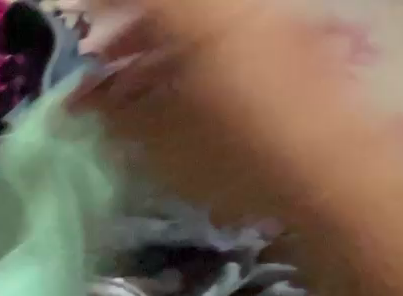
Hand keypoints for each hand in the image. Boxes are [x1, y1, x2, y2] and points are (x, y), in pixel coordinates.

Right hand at [70, 0, 402, 227]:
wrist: (326, 172)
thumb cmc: (230, 155)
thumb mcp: (155, 140)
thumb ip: (111, 112)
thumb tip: (79, 100)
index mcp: (201, 21)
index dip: (102, 3)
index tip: (77, 19)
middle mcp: (237, 11)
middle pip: (170, 8)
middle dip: (127, 33)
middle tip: (97, 71)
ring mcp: (265, 27)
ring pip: (196, 26)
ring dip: (155, 51)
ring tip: (128, 95)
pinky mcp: (285, 51)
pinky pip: (221, 42)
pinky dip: (186, 61)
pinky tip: (169, 102)